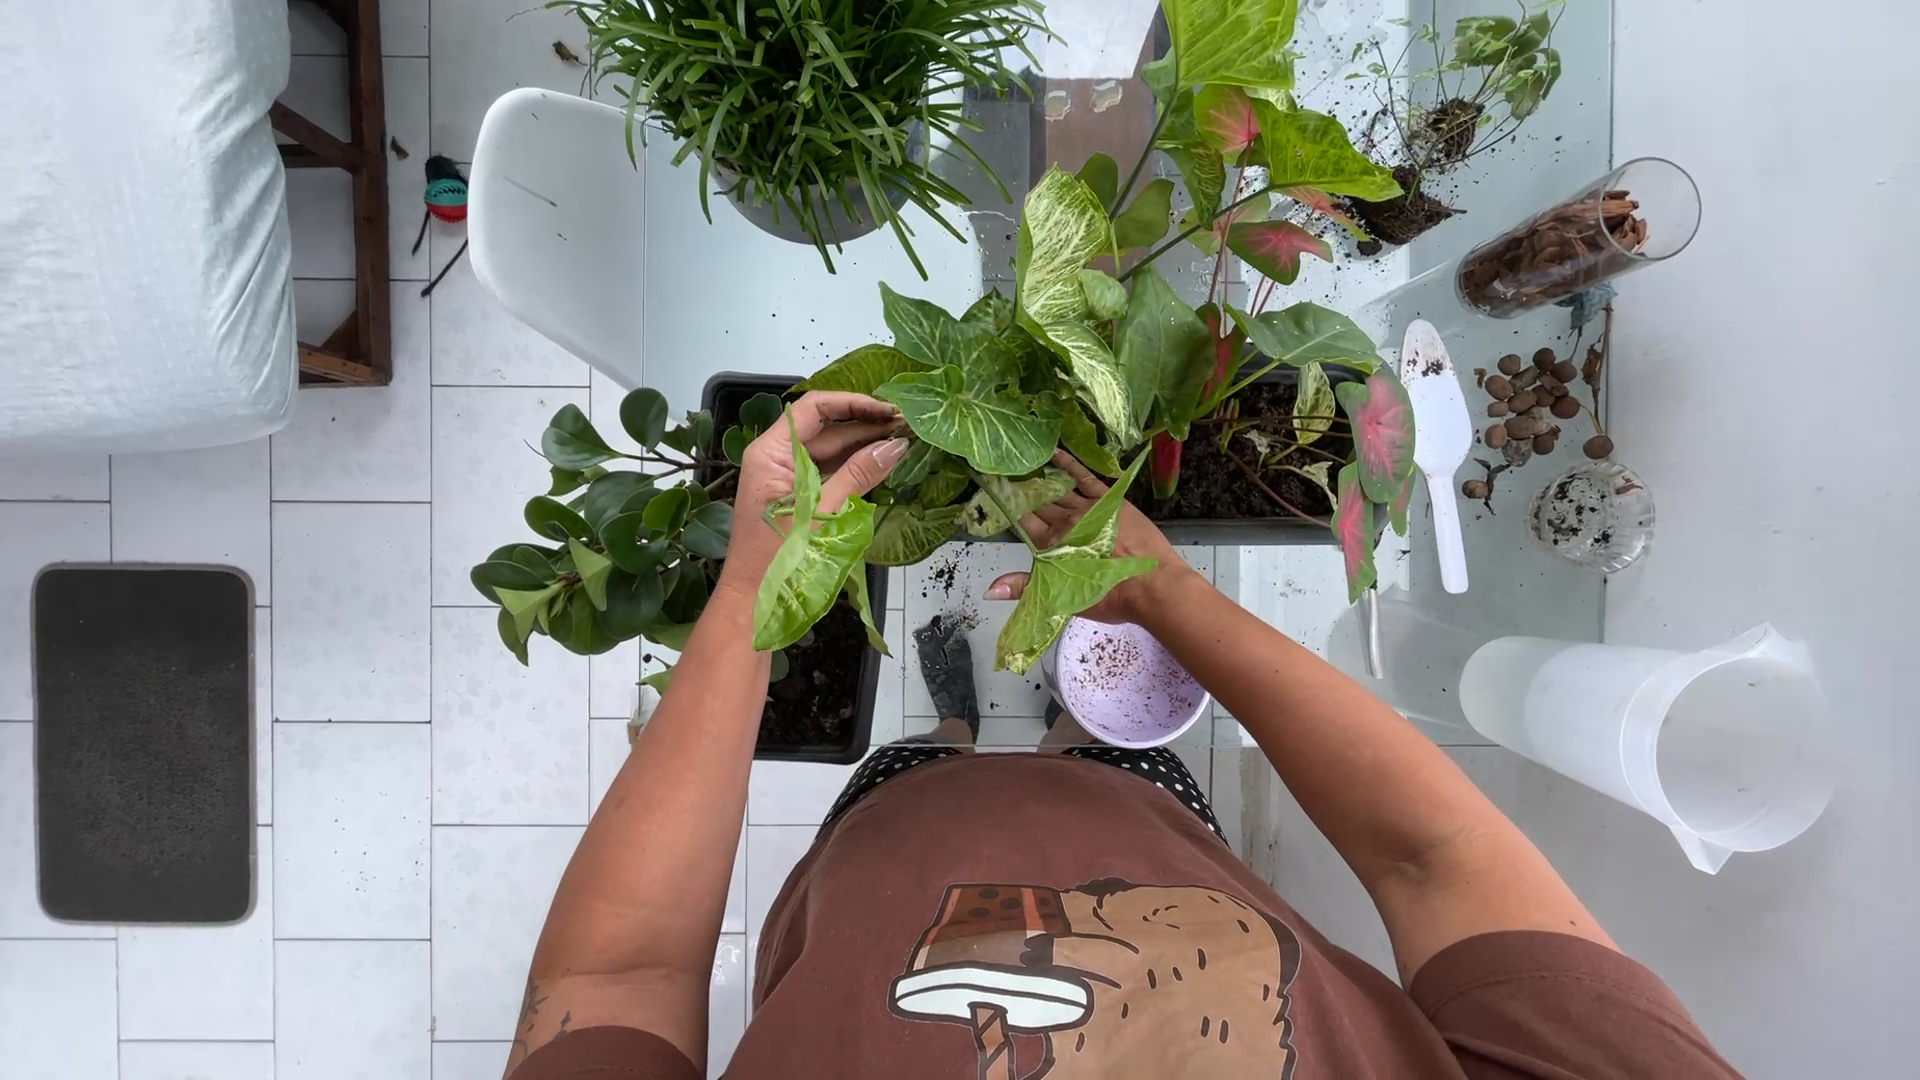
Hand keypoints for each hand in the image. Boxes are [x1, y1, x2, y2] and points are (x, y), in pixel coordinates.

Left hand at [723, 392, 908, 587]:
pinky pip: (831, 474)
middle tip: (908, 426)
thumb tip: (896, 446)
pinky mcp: (799, 500)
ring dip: (866, 445)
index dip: (854, 404)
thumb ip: (860, 476)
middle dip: (866, 425)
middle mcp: (777, 460)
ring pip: (832, 451)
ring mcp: (788, 480)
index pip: (815, 409)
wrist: (755, 606)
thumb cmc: (780, 563)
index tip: (889, 409)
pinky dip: (857, 468)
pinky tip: (885, 464)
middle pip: (826, 428)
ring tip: (904, 440)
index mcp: (771, 453)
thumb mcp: (824, 515)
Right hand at [982, 449, 1199, 623]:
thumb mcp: (1062, 598)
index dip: (1011, 510)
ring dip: (1042, 480)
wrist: (1152, 587)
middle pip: (1040, 505)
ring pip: (1058, 491)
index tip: (996, 495)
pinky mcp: (1110, 501)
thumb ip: (1024, 588)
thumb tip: (988, 590)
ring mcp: (1088, 508)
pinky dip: (1069, 465)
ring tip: (1025, 467)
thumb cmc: (1111, 597)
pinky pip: (1085, 478)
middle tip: (1007, 479)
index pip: (1024, 523)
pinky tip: (1056, 454)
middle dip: (1023, 494)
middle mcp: (1065, 522)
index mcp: (1052, 546)